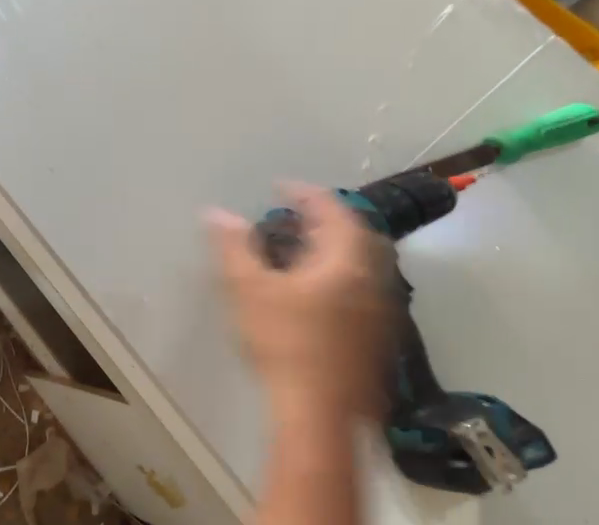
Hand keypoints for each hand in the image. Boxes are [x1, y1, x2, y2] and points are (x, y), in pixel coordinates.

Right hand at [208, 185, 393, 418]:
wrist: (320, 412)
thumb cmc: (283, 341)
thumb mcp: (247, 287)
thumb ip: (234, 246)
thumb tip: (219, 212)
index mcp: (346, 265)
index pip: (337, 214)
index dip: (309, 195)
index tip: (281, 186)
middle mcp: (372, 284)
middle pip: (360, 238)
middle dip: (329, 219)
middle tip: (295, 212)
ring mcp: (379, 314)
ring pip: (364, 266)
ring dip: (335, 247)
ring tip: (299, 245)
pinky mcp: (375, 339)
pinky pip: (361, 289)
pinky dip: (338, 273)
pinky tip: (312, 287)